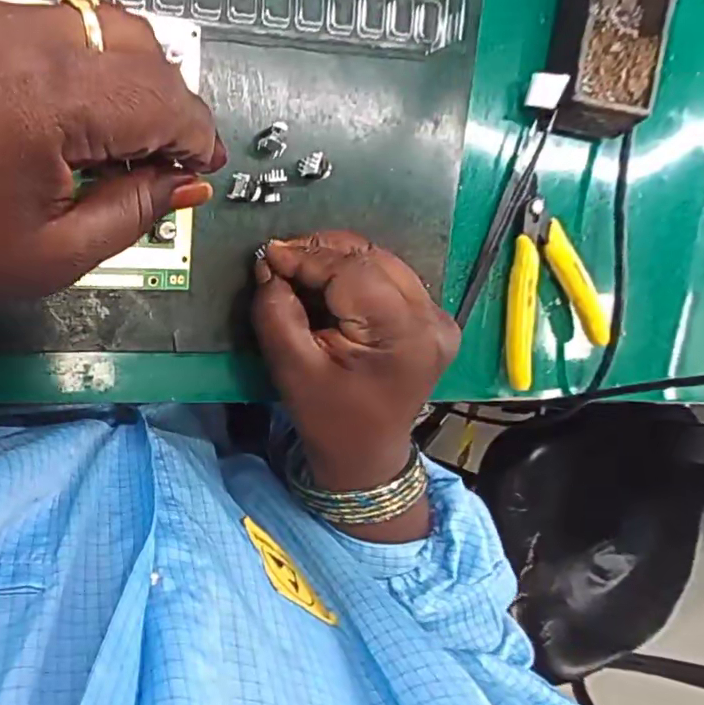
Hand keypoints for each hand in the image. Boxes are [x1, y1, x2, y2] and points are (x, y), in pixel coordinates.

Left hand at [0, 0, 225, 330]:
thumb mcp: (58, 254)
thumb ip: (135, 209)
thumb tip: (188, 182)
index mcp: (47, 95)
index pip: (158, 95)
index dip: (192, 134)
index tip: (202, 166)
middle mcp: (17, 35)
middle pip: (133, 44)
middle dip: (162, 101)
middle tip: (160, 157)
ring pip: (90, 26)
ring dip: (120, 77)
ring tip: (115, 138)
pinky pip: (40, 30)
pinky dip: (70, 66)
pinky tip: (60, 115)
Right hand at [252, 231, 459, 490]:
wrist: (364, 453)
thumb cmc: (326, 416)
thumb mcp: (290, 368)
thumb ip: (276, 312)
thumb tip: (269, 266)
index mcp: (403, 333)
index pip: (352, 271)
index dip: (306, 256)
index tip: (266, 253)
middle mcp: (431, 317)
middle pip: (371, 257)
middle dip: (319, 251)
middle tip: (277, 258)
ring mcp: (437, 316)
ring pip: (381, 260)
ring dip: (334, 258)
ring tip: (295, 268)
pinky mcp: (429, 318)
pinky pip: (386, 276)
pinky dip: (349, 271)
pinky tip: (322, 282)